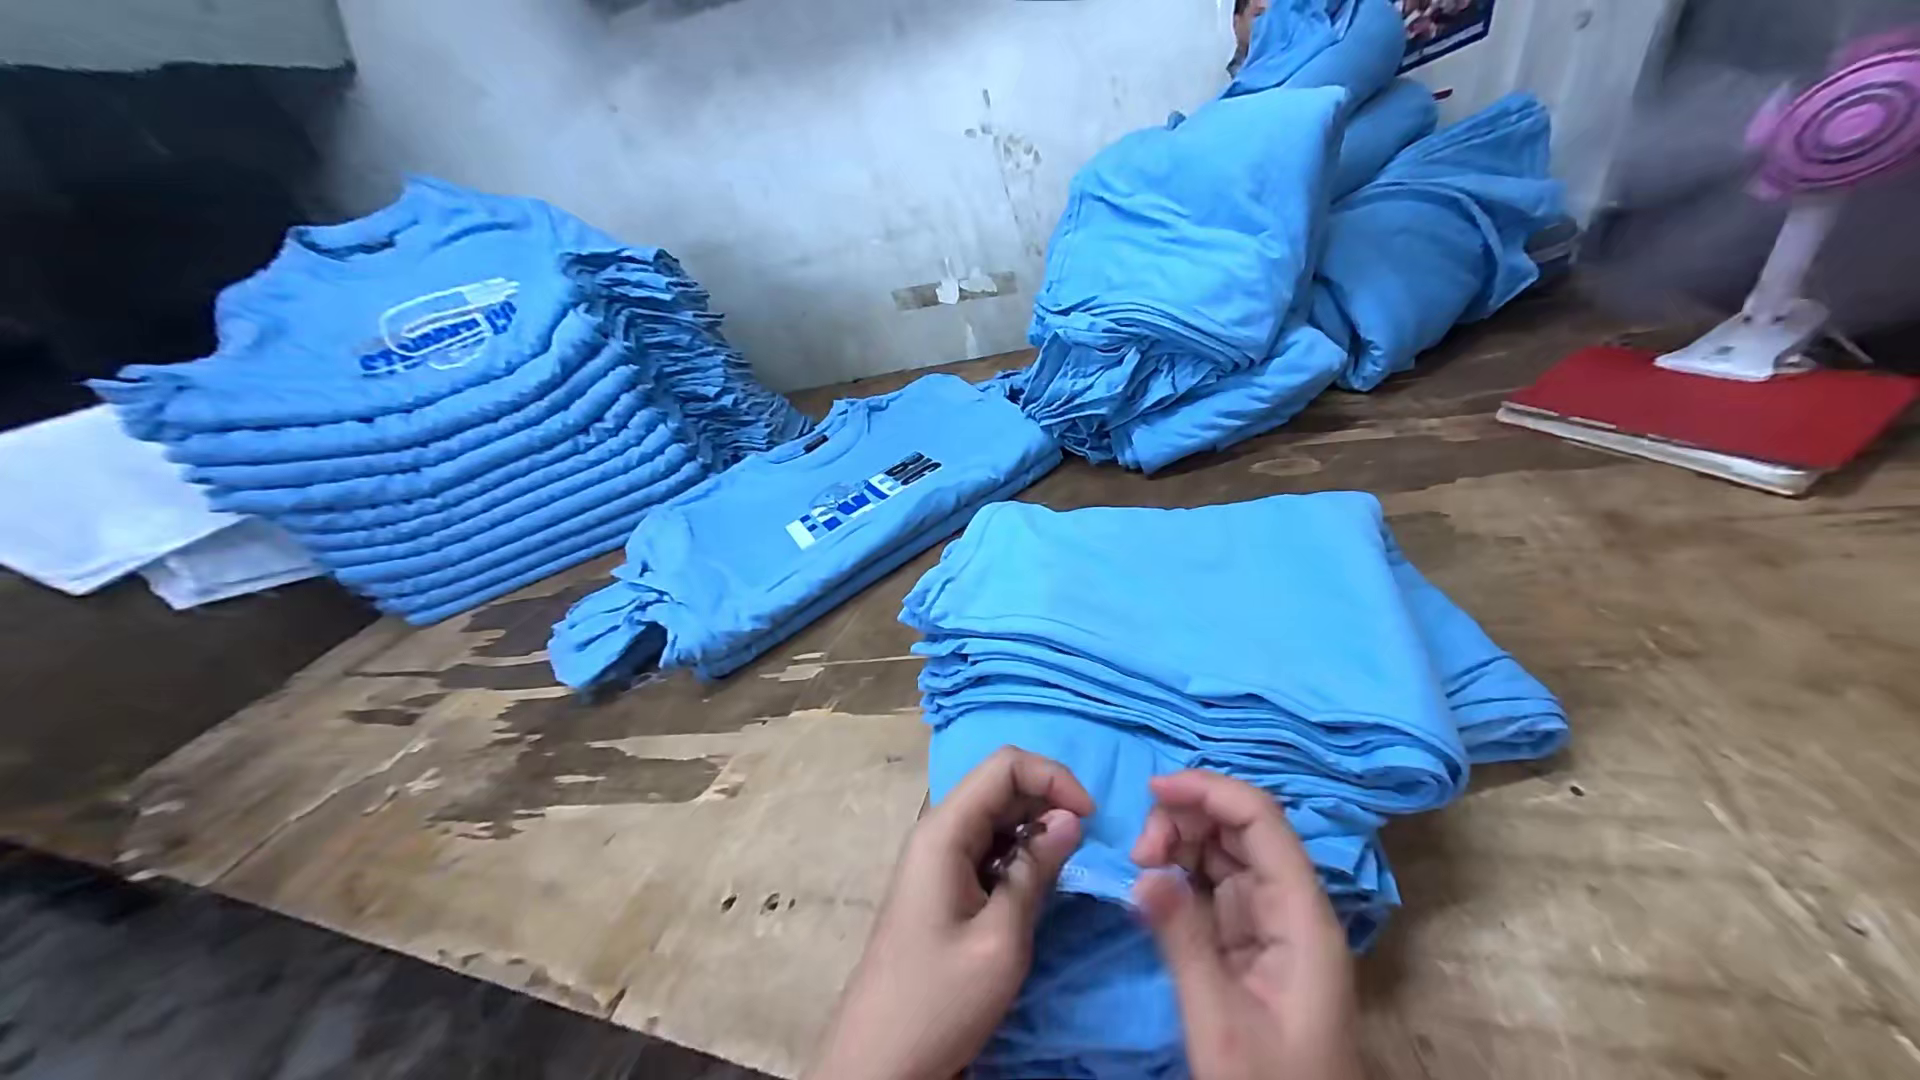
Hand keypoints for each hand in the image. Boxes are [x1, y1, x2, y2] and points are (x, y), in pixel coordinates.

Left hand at [807, 747, 1092, 1079]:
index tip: (1090, 819)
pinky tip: (1036, 884)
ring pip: (997, 815)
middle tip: (1084, 847)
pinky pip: (988, 846)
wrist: (879, 1060)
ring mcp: (938, 855)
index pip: (1004, 765)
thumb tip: (1071, 818)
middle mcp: (938, 830)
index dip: (1053, 777)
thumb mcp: (1001, 940)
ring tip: (1065, 868)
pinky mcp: (944, 881)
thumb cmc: (939, 1001)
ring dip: (1036, 829)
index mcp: (944, 830)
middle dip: (1048, 802)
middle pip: (1001, 785)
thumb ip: (1036, 871)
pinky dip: (1019, 854)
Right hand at [1132, 770, 1363, 1079]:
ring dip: (1178, 841)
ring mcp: (1268, 918)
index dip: (1209, 791)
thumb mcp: (1221, 1025)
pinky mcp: (1247, 935)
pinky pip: (1210, 879)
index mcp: (1300, 916)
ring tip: (1143, 868)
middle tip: (1139, 853)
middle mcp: (1289, 904)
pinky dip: (1178, 869)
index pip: (1261, 820)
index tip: (1152, 790)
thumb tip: (1143, 873)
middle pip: (1239, 826)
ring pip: (1222, 847)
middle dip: (1184, 819)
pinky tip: (1155, 885)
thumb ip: (1184, 942)